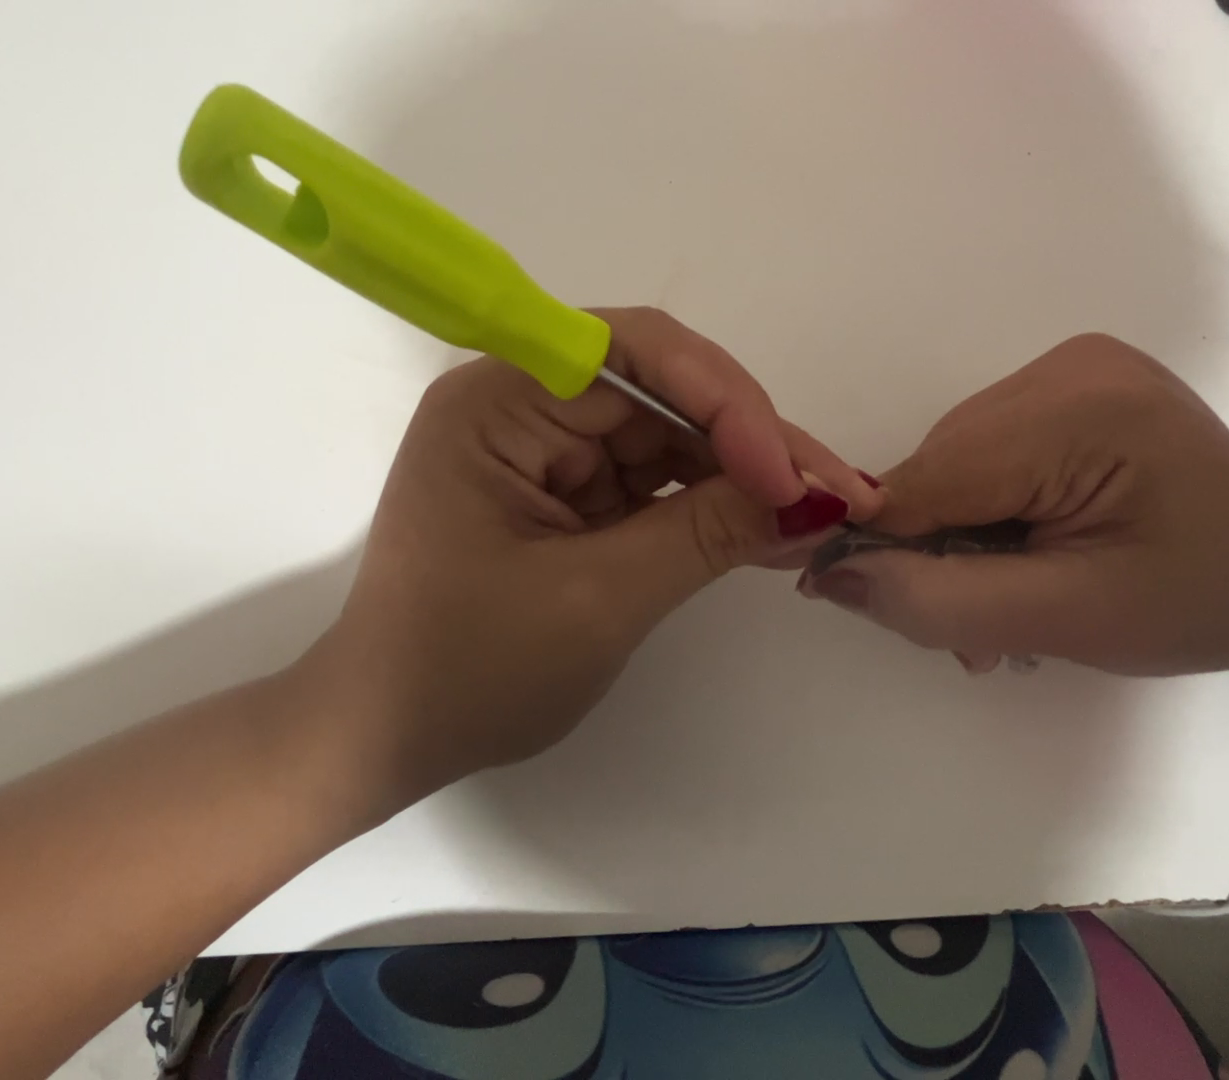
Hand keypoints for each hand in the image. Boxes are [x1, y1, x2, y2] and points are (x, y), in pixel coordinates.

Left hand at [280, 308, 882, 808]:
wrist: (390, 738)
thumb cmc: (469, 670)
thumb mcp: (597, 599)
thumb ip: (705, 534)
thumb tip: (811, 497)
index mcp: (497, 402)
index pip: (631, 352)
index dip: (722, 398)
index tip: (787, 475)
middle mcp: (520, 408)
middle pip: (660, 394)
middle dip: (750, 443)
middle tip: (838, 494)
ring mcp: (543, 454)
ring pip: (666, 440)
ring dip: (741, 477)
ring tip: (820, 516)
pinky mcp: (564, 498)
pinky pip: (651, 485)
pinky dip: (708, 509)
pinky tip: (767, 531)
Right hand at [803, 334, 1228, 676]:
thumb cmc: (1194, 607)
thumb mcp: (1062, 621)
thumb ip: (938, 600)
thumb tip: (826, 576)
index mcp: (1083, 410)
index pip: (930, 478)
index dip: (882, 541)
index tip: (861, 600)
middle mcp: (1067, 368)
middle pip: (935, 469)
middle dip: (933, 549)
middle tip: (970, 627)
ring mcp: (1066, 370)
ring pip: (946, 464)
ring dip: (952, 535)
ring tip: (1003, 593)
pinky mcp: (1062, 389)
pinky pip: (974, 455)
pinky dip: (976, 511)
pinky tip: (1015, 550)